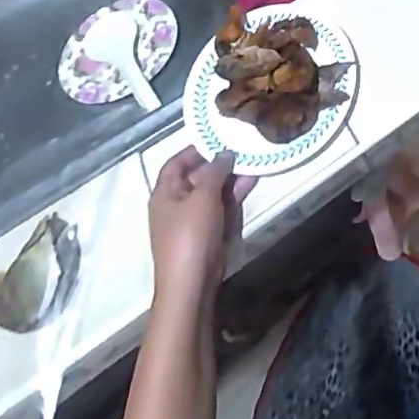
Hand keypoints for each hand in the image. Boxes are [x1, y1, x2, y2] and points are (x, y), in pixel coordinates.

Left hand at [148, 147, 255, 302]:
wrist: (192, 282)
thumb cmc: (191, 234)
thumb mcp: (203, 196)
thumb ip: (215, 171)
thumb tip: (225, 153)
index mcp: (165, 193)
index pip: (176, 162)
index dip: (195, 148)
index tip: (219, 136)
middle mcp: (177, 203)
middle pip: (198, 175)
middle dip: (220, 162)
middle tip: (244, 146)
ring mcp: (194, 218)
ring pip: (214, 190)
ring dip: (232, 176)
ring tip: (254, 159)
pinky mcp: (210, 231)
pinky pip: (223, 205)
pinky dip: (236, 193)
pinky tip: (253, 179)